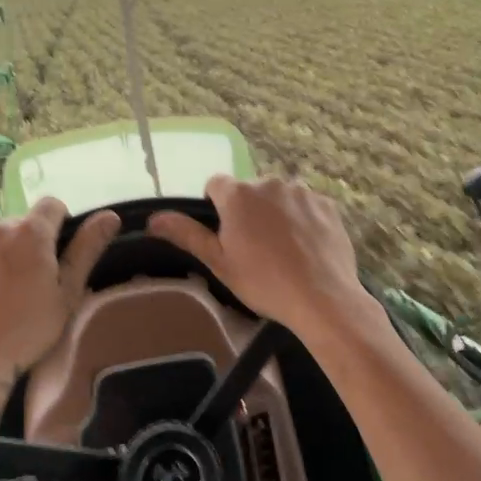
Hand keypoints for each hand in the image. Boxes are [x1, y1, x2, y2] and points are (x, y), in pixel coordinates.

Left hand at [0, 198, 119, 393]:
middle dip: (26, 246)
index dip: (60, 223)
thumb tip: (110, 216)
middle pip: (17, 227)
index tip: (58, 252)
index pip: (52, 205)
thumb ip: (86, 250)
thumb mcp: (66, 295)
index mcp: (29, 232)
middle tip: (29, 286)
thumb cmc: (25, 333)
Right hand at [147, 175, 369, 341]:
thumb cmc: (264, 282)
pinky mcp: (326, 203)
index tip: (225, 235)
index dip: (216, 207)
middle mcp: (269, 182)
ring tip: (283, 251)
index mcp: (238, 195)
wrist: (322, 297)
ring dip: (276, 213)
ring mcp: (301, 191)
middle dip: (248, 211)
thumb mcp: (219, 263)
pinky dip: (303, 220)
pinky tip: (306, 248)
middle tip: (254, 249)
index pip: (215, 185)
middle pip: (249, 191)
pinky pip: (306, 206)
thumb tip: (154, 218)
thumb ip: (187, 234)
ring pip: (279, 197)